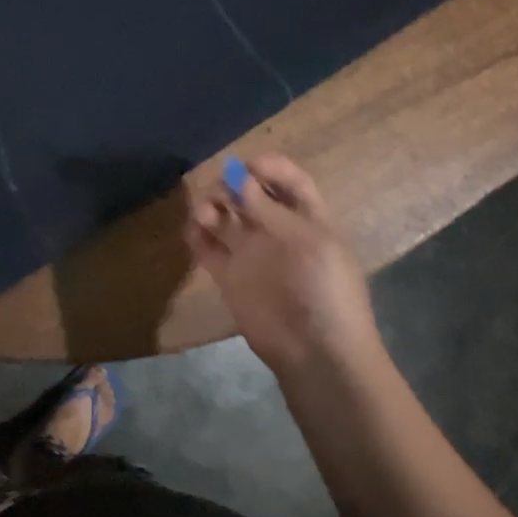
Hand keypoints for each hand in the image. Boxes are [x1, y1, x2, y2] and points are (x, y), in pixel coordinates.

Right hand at [184, 154, 383, 374]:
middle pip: (248, 194)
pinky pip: (206, 248)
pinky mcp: (229, 276)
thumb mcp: (308, 242)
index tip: (246, 167)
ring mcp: (251, 253)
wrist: (315, 349)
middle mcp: (276, 230)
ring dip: (210, 207)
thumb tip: (237, 177)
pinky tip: (193, 233)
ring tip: (203, 216)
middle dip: (231, 185)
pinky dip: (195, 236)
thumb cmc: (325, 290)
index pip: (287, 180)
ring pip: (223, 217)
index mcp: (307, 218)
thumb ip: (270, 210)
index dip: (267, 168)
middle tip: (220, 193)